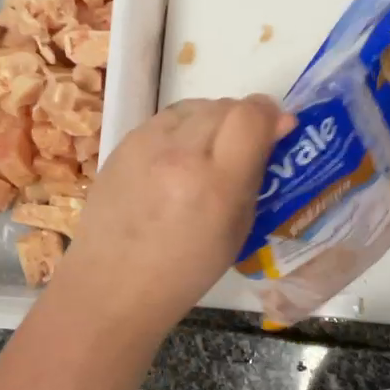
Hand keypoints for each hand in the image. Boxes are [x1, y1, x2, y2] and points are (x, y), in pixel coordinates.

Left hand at [48, 95, 294, 331]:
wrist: (112, 284)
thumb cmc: (186, 271)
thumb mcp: (238, 230)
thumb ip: (255, 175)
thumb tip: (276, 130)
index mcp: (215, 182)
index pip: (251, 116)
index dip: (270, 115)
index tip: (277, 129)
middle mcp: (180, 153)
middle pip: (226, 105)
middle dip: (243, 119)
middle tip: (245, 146)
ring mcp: (147, 143)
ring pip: (196, 106)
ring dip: (213, 120)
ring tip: (211, 152)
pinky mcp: (124, 142)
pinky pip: (167, 118)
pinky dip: (185, 129)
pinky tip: (181, 158)